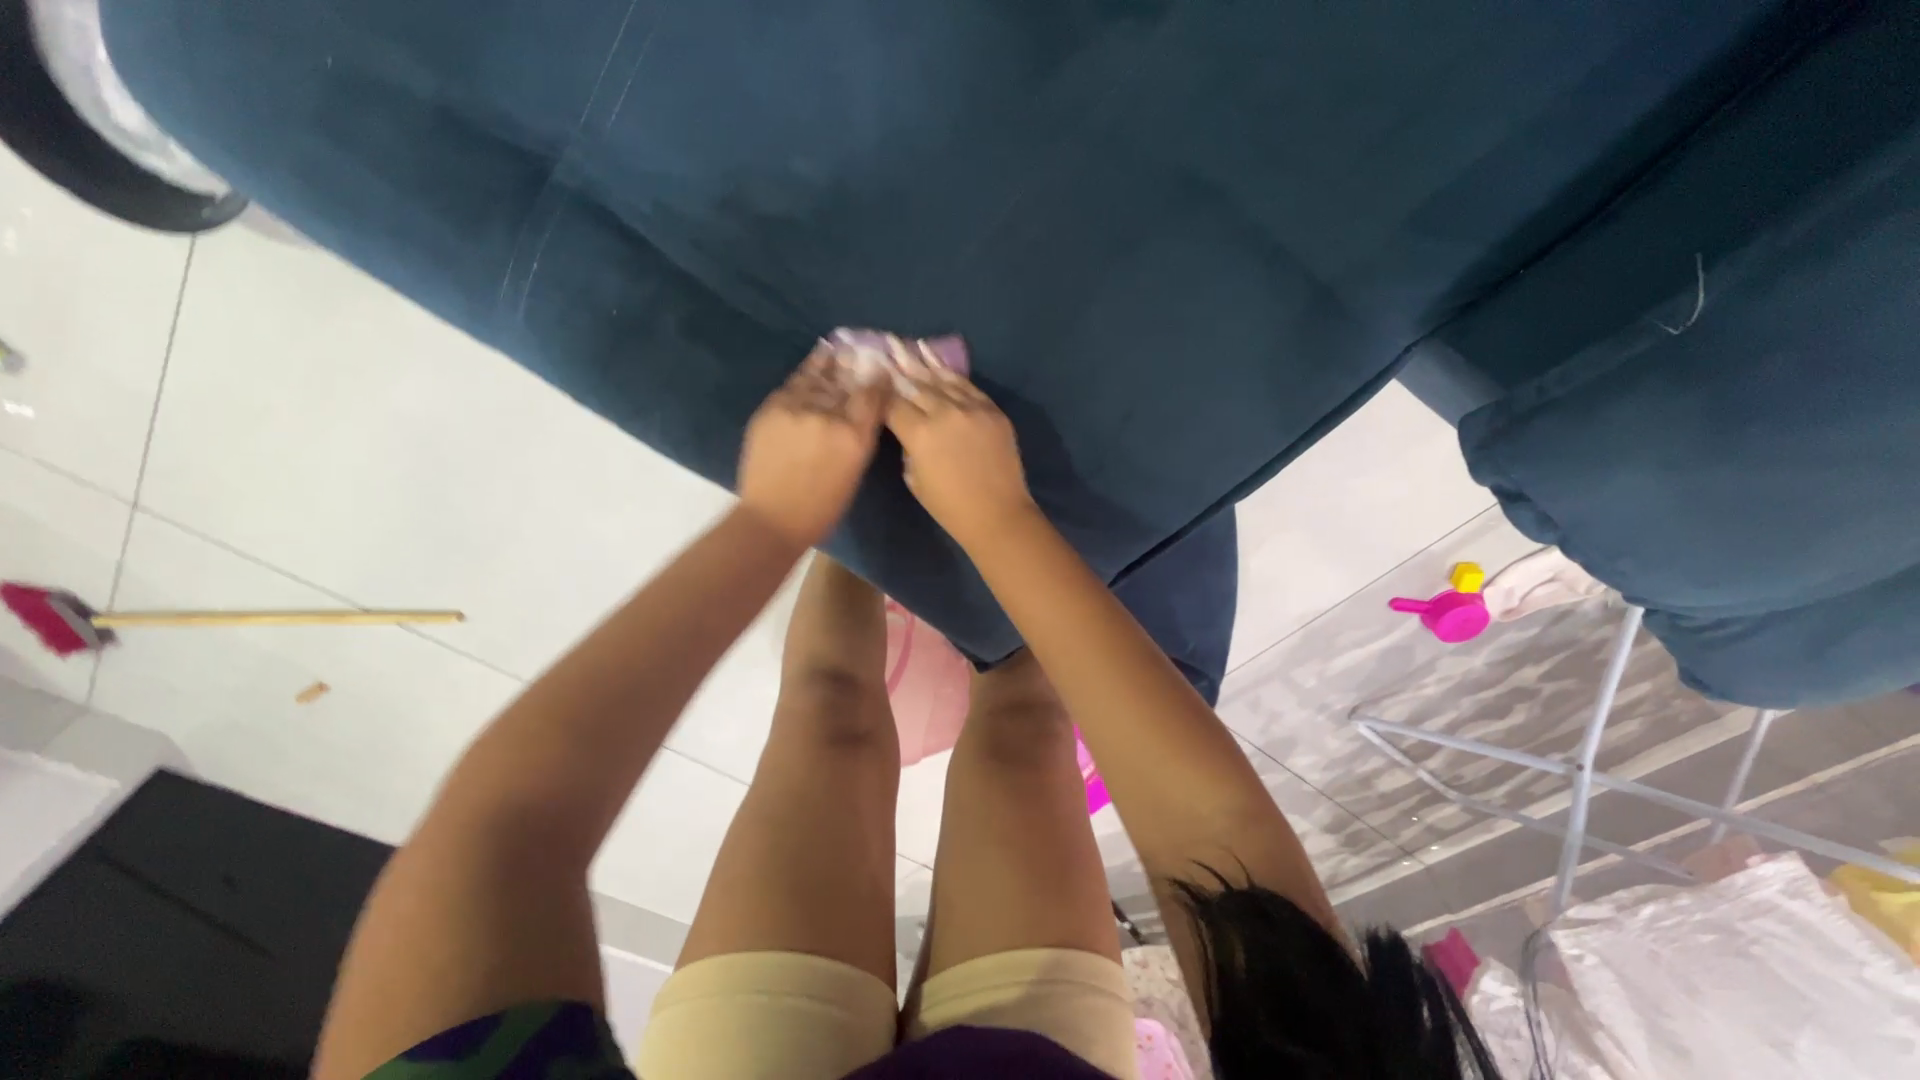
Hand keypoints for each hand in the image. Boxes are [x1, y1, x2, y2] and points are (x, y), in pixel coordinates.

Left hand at [738, 343, 888, 545]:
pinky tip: (816, 363)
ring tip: (837, 351)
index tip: (882, 372)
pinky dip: (808, 373)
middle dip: (856, 369)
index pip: (873, 396)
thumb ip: (861, 436)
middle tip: (860, 356)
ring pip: (819, 378)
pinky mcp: (772, 408)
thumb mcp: (854, 471)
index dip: (879, 381)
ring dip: (831, 365)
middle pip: (847, 382)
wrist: (772, 518)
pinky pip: (795, 383)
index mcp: (854, 438)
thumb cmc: (822, 506)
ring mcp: (797, 409)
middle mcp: (828, 417)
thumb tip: (865, 409)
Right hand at [884, 346, 1036, 547]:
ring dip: (924, 367)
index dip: (881, 397)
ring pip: (943, 380)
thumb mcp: (913, 478)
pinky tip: (940, 367)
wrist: (997, 514)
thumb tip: (907, 427)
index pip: (892, 404)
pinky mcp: (993, 410)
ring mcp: (973, 408)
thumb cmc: (949, 506)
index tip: (873, 388)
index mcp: (919, 433)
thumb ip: (907, 445)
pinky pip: (969, 387)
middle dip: (900, 374)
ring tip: (911, 350)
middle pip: (916, 386)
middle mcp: (945, 412)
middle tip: (887, 357)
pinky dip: (952, 377)